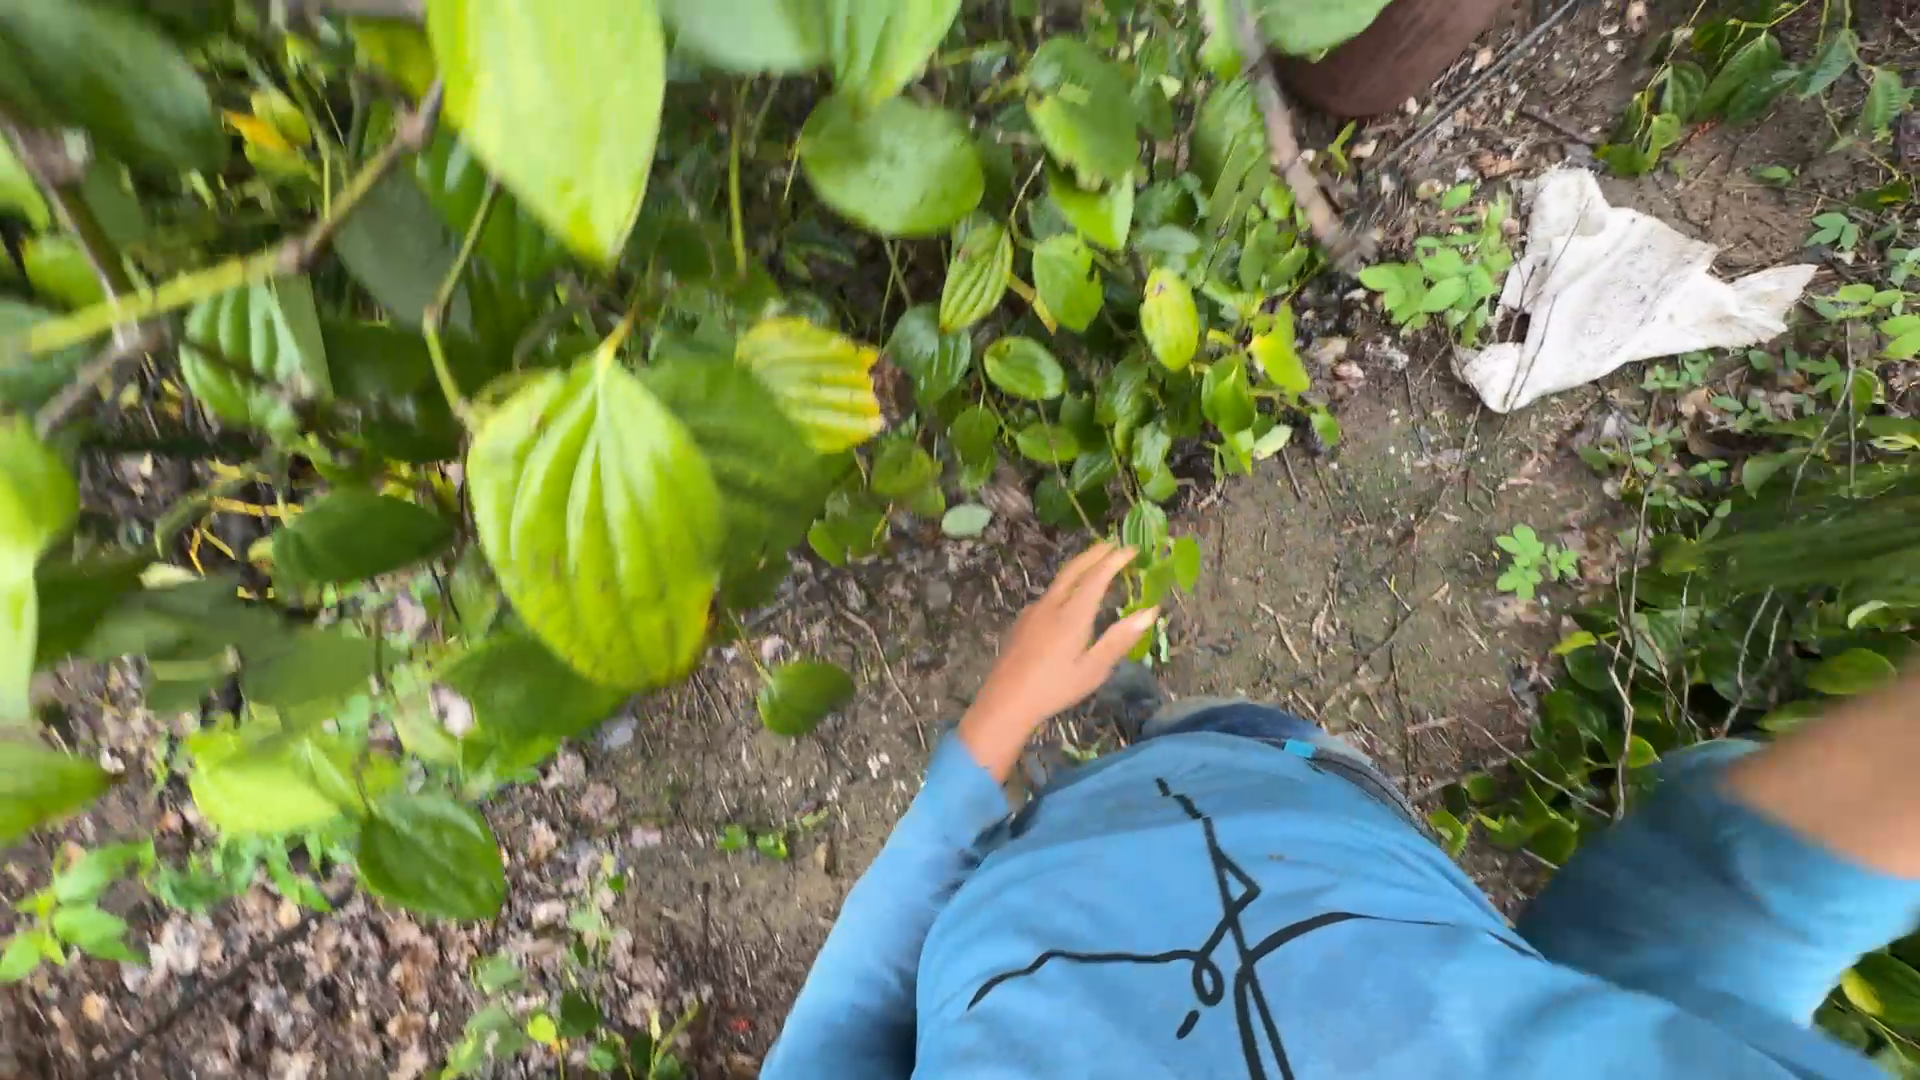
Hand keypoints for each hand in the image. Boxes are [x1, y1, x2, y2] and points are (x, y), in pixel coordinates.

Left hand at [958, 543, 1159, 781]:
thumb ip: (1120, 638)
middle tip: (1111, 545)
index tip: (1131, 549)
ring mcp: (1033, 611)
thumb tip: (1150, 611)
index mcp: (1072, 615)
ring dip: (1079, 569)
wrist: (1006, 700)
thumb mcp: (1094, 668)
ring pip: (1059, 581)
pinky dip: (1065, 586)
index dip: (1115, 560)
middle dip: (1094, 554)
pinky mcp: (1022, 621)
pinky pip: (1048, 595)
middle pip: (1074, 570)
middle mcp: (1051, 605)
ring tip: (1095, 567)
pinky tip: (1068, 600)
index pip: (1097, 577)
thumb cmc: (1055, 688)